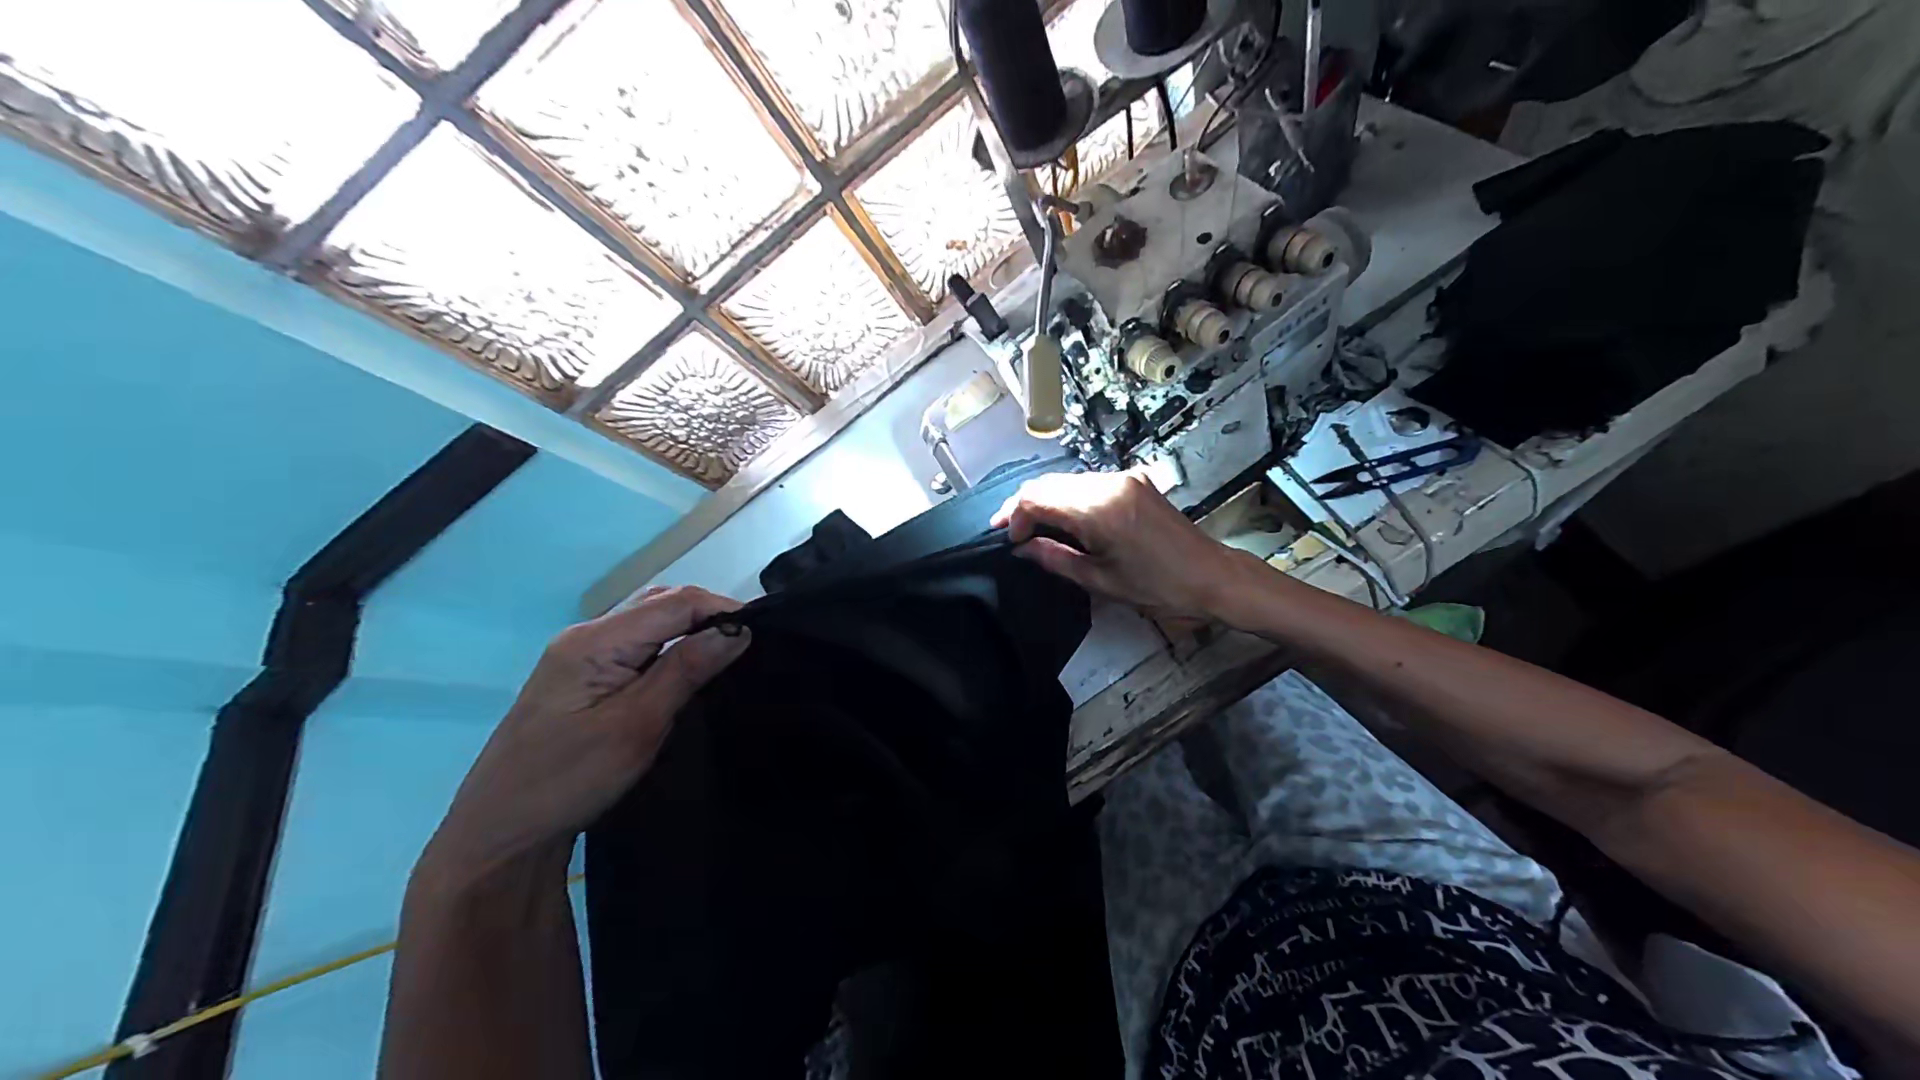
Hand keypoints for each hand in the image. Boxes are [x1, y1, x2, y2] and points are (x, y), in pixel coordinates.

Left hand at [418, 586, 749, 888]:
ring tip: (726, 653)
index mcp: (594, 641)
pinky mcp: (581, 677)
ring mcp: (579, 656)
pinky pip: (636, 644)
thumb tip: (736, 630)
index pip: (673, 602)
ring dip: (689, 629)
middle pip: (660, 604)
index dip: (721, 608)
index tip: (762, 632)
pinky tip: (688, 667)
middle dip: (708, 614)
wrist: (498, 833)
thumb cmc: (568, 780)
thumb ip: (685, 670)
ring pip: (648, 622)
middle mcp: (585, 636)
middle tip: (747, 644)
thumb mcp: (636, 726)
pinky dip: (669, 647)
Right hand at [991, 469, 1260, 621]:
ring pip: (1067, 481)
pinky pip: (1088, 483)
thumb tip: (1022, 547)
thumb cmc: (1159, 587)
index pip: (1038, 497)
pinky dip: (1068, 498)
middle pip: (1050, 483)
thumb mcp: (1100, 580)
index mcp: (1100, 509)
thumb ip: (1054, 558)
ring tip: (1031, 528)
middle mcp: (1110, 483)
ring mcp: (1124, 478)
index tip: (1009, 540)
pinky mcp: (1134, 480)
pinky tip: (1061, 519)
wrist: (1212, 576)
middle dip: (1024, 505)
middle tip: (1009, 531)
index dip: (1015, 516)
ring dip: (1045, 500)